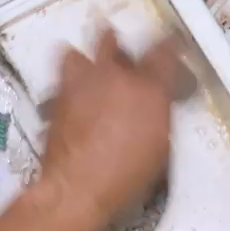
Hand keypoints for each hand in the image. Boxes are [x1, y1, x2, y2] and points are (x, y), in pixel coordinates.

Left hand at [34, 31, 187, 230]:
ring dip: (90, 57)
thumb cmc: (125, 178)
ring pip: (84, 50)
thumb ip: (159, 115)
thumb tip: (156, 104)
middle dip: (123, 48)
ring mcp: (83, 82)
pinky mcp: (59, 95)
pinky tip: (75, 90)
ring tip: (93, 70)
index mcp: (150, 89)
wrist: (77, 188)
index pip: (165, 50)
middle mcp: (116, 77)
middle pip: (119, 42)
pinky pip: (64, 72)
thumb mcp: (159, 149)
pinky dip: (71, 76)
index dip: (169, 47)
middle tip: (126, 63)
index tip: (170, 49)